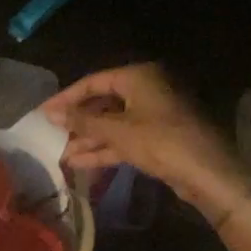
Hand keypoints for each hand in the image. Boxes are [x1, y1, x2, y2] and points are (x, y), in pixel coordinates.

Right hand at [42, 63, 250, 217]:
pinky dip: (104, 149)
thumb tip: (52, 114)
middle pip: (103, 102)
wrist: (207, 172)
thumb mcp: (116, 130)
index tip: (43, 112)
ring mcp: (154, 115)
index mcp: (139, 77)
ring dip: (88, 139)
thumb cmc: (160, 141)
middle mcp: (147, 90)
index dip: (66, 98)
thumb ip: (82, 120)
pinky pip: (124, 138)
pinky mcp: (158, 138)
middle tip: (51, 134)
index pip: (93, 82)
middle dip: (78, 122)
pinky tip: (80, 163)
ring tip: (61, 154)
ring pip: (113, 123)